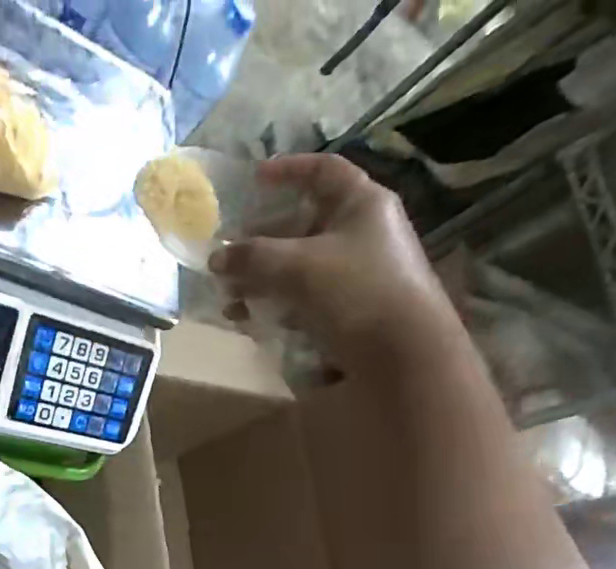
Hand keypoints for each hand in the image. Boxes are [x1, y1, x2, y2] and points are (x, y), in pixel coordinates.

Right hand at [212, 154, 459, 361]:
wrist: (399, 351)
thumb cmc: (354, 291)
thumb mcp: (296, 267)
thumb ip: (251, 257)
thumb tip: (216, 257)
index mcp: (359, 205)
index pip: (322, 172)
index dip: (287, 170)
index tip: (252, 179)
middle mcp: (358, 231)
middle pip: (300, 223)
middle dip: (258, 240)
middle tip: (225, 253)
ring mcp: (352, 269)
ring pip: (294, 263)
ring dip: (258, 276)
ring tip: (228, 295)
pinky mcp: (344, 304)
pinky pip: (299, 293)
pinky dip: (271, 300)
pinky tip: (246, 316)